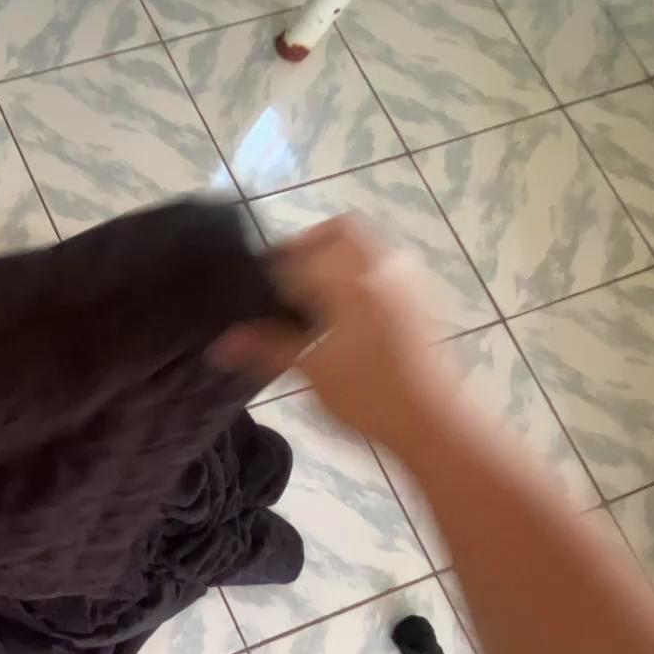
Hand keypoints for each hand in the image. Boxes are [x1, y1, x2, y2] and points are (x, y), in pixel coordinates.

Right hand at [213, 214, 460, 451]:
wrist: (433, 422)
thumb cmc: (367, 397)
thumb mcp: (309, 372)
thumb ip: (265, 348)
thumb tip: (220, 344)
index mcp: (354, 281)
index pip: (302, 255)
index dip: (272, 266)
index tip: (253, 286)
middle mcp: (386, 268)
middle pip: (342, 231)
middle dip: (307, 247)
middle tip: (280, 278)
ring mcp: (409, 281)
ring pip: (366, 247)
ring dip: (334, 260)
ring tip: (307, 298)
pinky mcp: (420, 299)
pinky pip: (383, 267)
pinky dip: (356, 276)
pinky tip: (338, 314)